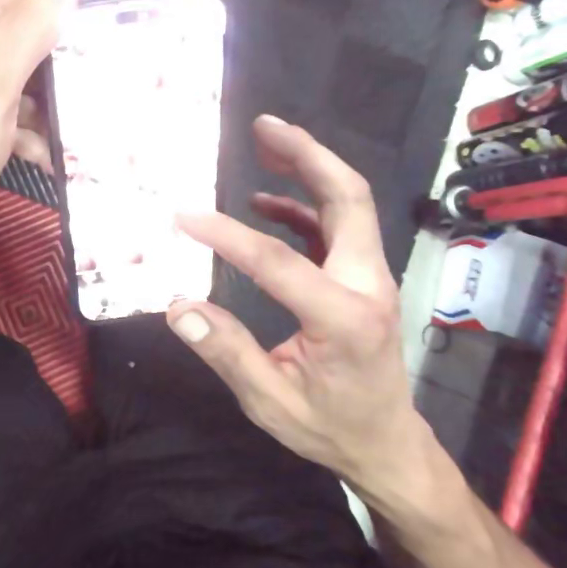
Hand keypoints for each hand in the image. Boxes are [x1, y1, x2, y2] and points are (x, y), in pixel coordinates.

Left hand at [0, 0, 77, 269]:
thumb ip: (31, 23)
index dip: (67, 18)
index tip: (97, 54)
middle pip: (29, 34)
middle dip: (61, 69)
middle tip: (89, 99)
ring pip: (22, 76)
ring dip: (48, 107)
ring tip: (72, 136)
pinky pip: (5, 107)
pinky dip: (26, 129)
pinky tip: (44, 156)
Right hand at [167, 116, 422, 488]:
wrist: (387, 442)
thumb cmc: (331, 427)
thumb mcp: (271, 402)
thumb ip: (227, 352)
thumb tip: (178, 306)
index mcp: (344, 318)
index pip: (278, 261)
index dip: (227, 235)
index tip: (182, 216)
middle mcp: (367, 283)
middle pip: (347, 197)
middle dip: (305, 154)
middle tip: (262, 125)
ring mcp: (372, 276)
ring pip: (348, 202)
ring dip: (309, 167)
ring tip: (263, 141)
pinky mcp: (365, 277)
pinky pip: (338, 226)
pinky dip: (304, 205)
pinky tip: (266, 202)